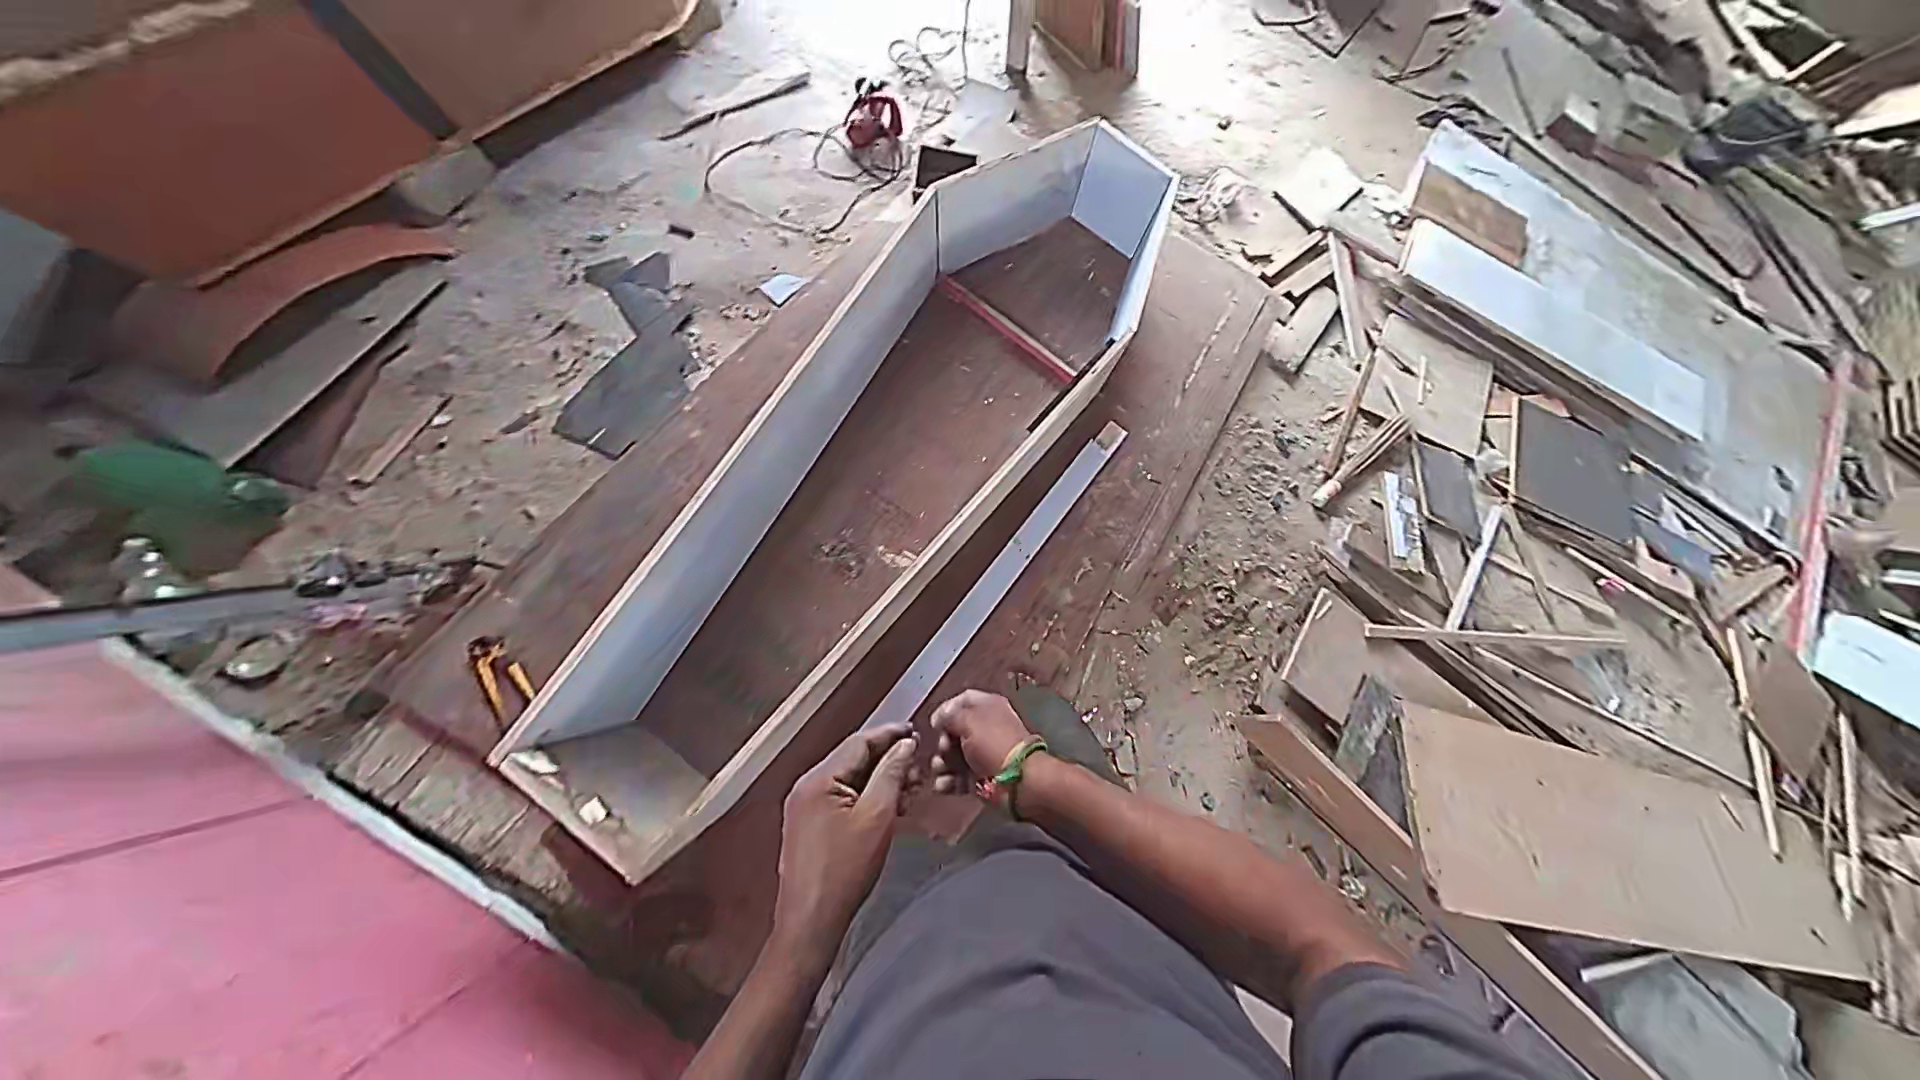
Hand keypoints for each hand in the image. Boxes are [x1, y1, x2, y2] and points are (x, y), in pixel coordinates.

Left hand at [772, 723, 918, 963]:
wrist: (811, 923)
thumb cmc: (844, 871)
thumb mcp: (877, 816)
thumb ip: (891, 774)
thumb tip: (905, 745)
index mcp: (818, 780)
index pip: (859, 742)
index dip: (890, 735)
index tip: (915, 732)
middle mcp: (807, 787)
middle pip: (854, 759)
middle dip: (888, 759)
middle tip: (918, 764)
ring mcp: (806, 806)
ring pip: (850, 779)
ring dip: (881, 779)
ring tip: (911, 785)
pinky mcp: (811, 824)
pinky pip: (843, 797)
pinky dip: (868, 796)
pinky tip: (891, 805)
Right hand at [929, 690, 1032, 796]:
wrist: (1017, 781)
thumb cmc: (992, 743)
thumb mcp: (968, 721)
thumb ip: (948, 716)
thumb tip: (939, 719)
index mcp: (988, 707)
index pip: (962, 701)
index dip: (946, 709)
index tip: (935, 723)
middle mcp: (986, 728)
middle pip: (954, 730)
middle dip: (943, 741)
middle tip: (945, 748)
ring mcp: (983, 754)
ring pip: (952, 755)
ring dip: (942, 763)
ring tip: (942, 769)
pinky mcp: (980, 777)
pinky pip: (957, 776)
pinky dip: (948, 781)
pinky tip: (944, 785)